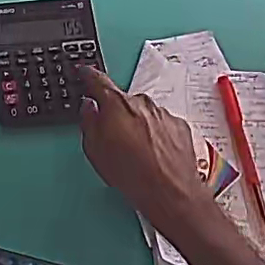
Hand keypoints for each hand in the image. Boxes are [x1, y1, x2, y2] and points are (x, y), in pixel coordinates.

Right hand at [76, 64, 208, 225]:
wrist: (169, 192)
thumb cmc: (131, 174)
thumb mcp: (95, 150)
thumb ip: (89, 122)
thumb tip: (89, 108)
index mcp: (116, 105)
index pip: (98, 80)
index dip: (88, 75)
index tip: (85, 72)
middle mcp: (141, 103)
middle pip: (123, 101)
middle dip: (117, 115)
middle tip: (114, 138)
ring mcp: (163, 113)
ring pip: (144, 113)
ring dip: (138, 127)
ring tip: (136, 154)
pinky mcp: (179, 125)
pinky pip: (162, 124)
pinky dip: (157, 134)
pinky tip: (153, 154)